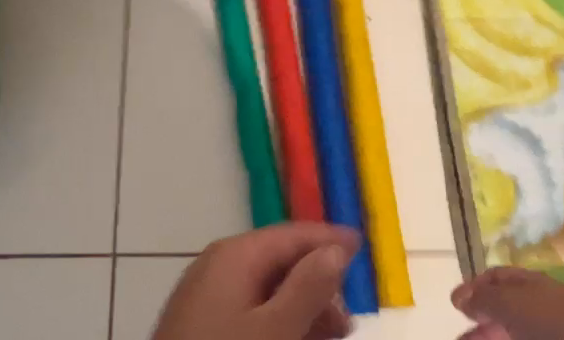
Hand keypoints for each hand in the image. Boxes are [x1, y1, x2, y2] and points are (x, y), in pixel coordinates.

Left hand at [150, 224, 359, 339]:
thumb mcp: (274, 330)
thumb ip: (307, 289)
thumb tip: (335, 250)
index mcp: (235, 254)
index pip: (291, 235)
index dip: (328, 239)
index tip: (361, 245)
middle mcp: (219, 266)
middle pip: (279, 262)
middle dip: (318, 282)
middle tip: (351, 313)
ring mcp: (208, 296)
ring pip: (266, 291)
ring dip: (302, 308)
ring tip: (336, 332)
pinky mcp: (202, 325)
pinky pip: (250, 312)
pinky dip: (278, 322)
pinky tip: (299, 339)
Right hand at [450, 267, 563, 339]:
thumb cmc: (552, 325)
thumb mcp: (510, 304)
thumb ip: (482, 299)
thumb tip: (461, 297)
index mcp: (531, 284)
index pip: (497, 277)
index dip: (474, 287)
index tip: (455, 303)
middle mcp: (539, 306)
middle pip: (503, 308)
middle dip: (479, 320)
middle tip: (459, 335)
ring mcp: (547, 333)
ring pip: (512, 331)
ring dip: (489, 337)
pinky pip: (521, 339)